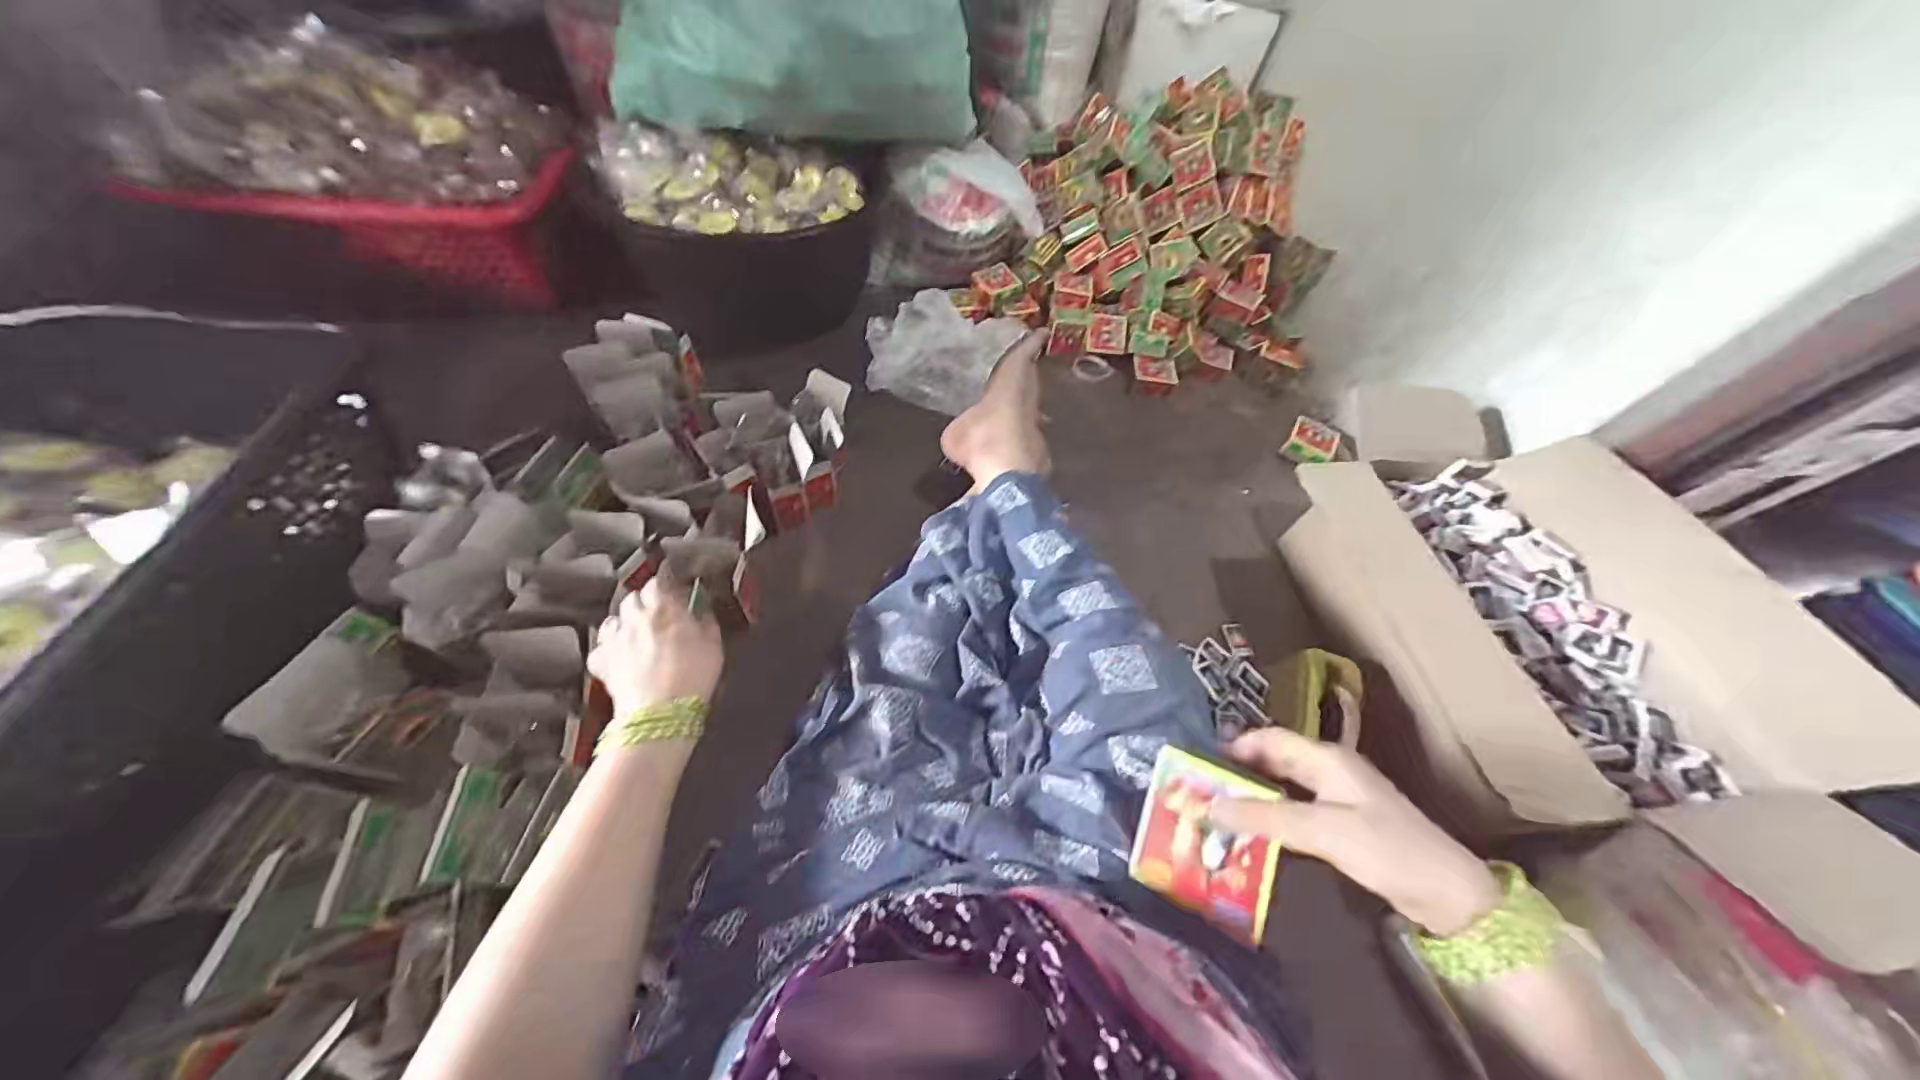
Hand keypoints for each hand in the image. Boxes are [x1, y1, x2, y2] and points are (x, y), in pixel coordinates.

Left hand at [587, 577, 723, 718]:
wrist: (662, 714)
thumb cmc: (693, 677)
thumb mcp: (714, 644)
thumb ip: (706, 620)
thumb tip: (702, 609)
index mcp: (664, 608)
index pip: (658, 582)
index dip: (667, 586)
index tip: (676, 593)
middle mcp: (635, 618)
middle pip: (632, 597)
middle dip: (645, 602)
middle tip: (660, 614)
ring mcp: (614, 640)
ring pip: (613, 619)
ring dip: (625, 622)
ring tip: (638, 634)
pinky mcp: (602, 663)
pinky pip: (600, 648)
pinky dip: (609, 649)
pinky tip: (620, 656)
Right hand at [1209, 727, 1501, 935]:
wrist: (1449, 895)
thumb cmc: (1386, 849)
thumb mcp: (1321, 831)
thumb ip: (1264, 817)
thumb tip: (1210, 806)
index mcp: (1326, 758)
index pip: (1268, 738)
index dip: (1234, 746)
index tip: (1199, 763)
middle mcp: (1329, 770)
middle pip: (1273, 760)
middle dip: (1238, 771)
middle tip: (1202, 788)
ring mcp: (1337, 797)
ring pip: (1282, 785)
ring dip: (1252, 793)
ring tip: (1219, 809)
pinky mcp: (1341, 823)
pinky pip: (1294, 808)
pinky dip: (1270, 814)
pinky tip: (1254, 830)